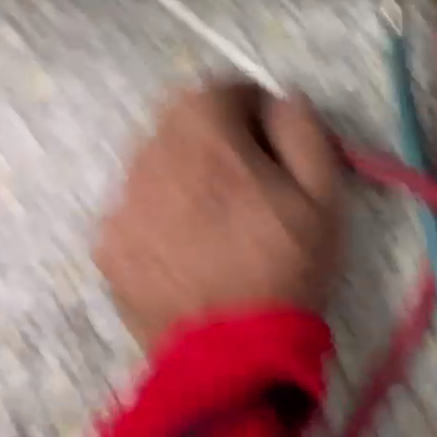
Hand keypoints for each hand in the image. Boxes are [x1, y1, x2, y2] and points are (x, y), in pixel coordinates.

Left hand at [96, 81, 345, 347]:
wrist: (233, 343)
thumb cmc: (292, 260)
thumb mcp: (326, 193)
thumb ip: (305, 134)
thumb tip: (285, 100)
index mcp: (211, 154)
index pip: (208, 92)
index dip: (245, 98)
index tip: (272, 122)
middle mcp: (154, 173)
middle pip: (176, 123)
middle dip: (219, 130)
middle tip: (259, 162)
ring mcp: (123, 211)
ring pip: (155, 161)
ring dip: (192, 164)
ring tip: (231, 201)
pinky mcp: (110, 245)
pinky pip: (139, 201)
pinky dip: (170, 201)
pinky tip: (201, 233)